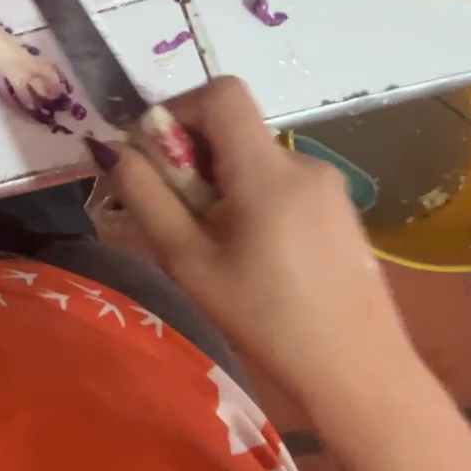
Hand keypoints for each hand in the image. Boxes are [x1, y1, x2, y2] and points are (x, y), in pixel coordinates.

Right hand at [101, 78, 412, 401]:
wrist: (360, 377)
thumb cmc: (264, 317)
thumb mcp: (185, 257)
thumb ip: (143, 193)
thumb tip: (110, 146)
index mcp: (267, 170)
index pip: (221, 93)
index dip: (178, 109)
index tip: (154, 156)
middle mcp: (302, 163)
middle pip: (230, 127)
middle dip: (188, 155)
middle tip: (174, 211)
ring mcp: (326, 185)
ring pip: (248, 156)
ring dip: (214, 180)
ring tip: (207, 239)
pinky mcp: (336, 208)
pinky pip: (273, 179)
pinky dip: (244, 196)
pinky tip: (245, 249)